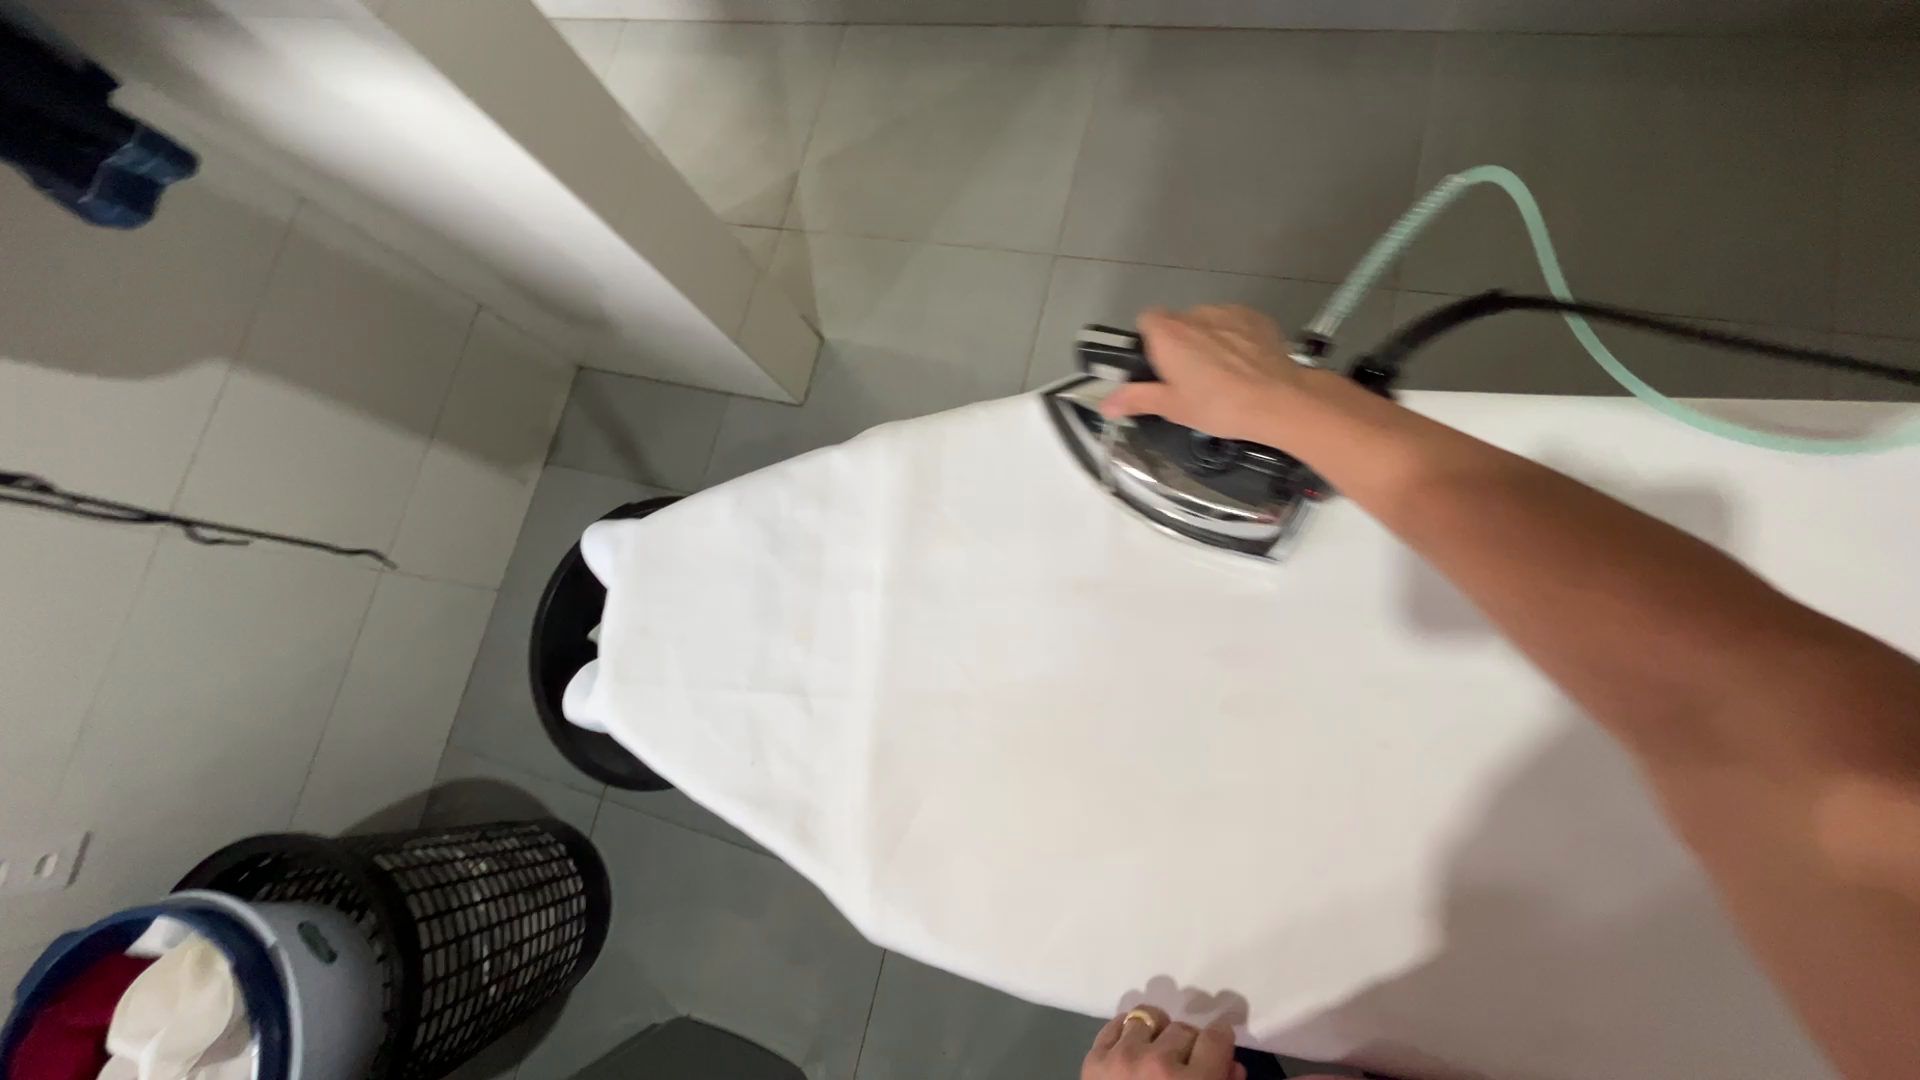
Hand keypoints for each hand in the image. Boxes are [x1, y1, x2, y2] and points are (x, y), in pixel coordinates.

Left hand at [1082, 1007, 1244, 1079]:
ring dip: (1158, 1033)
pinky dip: (1128, 1031)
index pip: (1215, 1039)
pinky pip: (1116, 1024)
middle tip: (1188, 1062)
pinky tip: (1134, 1046)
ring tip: (1159, 1051)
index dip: (1221, 1040)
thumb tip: (1233, 1066)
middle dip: (1190, 1045)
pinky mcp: (1094, 1058)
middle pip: (1184, 1030)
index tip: (1220, 1043)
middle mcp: (1157, 1062)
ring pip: (1149, 1019)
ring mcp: (1122, 1057)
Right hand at [1099, 306, 1324, 443]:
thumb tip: (1104, 404)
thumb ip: (1136, 399)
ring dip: (1207, 340)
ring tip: (1221, 373)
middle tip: (1189, 378)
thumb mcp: (1172, 407)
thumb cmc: (1217, 406)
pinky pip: (1234, 324)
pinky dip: (1233, 339)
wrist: (1279, 400)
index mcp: (1168, 333)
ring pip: (1206, 322)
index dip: (1149, 341)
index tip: (1157, 366)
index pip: (1146, 320)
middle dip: (1179, 344)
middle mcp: (1194, 314)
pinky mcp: (1256, 317)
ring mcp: (1228, 312)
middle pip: (1176, 322)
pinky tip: (1244, 365)